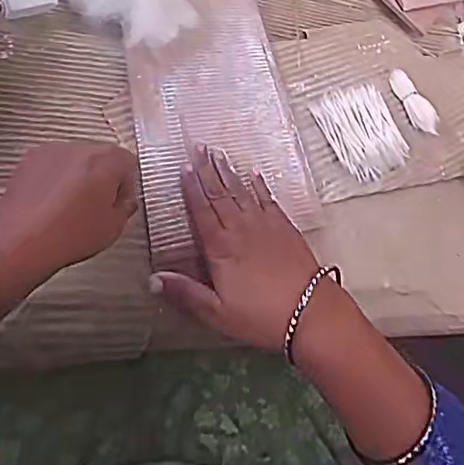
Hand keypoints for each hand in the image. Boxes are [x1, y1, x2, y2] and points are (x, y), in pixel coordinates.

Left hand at [0, 142, 140, 284]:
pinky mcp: (31, 158)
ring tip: (69, 208)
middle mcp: (82, 147)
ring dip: (77, 176)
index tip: (118, 202)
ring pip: (76, 160)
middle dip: (101, 178)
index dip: (126, 185)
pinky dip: (54, 177)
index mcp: (107, 160)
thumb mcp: (112, 229)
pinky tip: (50, 204)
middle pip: (101, 157)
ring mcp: (54, 150)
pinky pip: (52, 164)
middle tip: (95, 207)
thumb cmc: (68, 234)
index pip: (128, 162)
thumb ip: (125, 208)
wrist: (20, 241)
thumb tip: (124, 202)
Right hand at [149, 145, 324, 350]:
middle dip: (206, 169)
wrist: (309, 311)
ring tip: (218, 154)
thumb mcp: (217, 313)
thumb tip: (154, 279)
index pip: (201, 210)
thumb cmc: (261, 316)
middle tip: (198, 148)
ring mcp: (264, 224)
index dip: (191, 188)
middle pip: (219, 193)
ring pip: (240, 191)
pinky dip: (258, 184)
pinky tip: (253, 173)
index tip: (184, 167)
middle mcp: (240, 228)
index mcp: (220, 247)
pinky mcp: (283, 226)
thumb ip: (186, 293)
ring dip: (227, 171)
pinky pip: (266, 198)